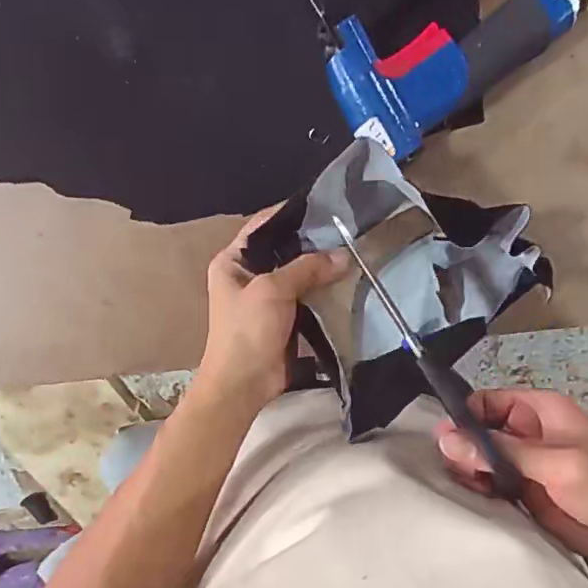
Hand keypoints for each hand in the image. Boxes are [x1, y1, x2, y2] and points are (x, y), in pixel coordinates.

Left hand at [195, 207, 351, 409]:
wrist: (243, 384)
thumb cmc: (247, 331)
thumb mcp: (272, 290)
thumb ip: (307, 268)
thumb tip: (343, 255)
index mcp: (232, 262)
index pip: (263, 227)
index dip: (291, 214)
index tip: (326, 204)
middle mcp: (247, 276)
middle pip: (284, 251)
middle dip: (314, 244)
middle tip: (349, 229)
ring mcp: (266, 300)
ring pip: (299, 276)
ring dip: (322, 270)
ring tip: (355, 251)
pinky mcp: (284, 321)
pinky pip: (307, 299)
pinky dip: (324, 293)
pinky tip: (348, 282)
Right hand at [435, 388, 587, 587]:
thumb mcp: (555, 463)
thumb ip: (501, 450)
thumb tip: (446, 438)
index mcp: (540, 410)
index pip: (485, 401)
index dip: (464, 417)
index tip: (450, 442)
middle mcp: (525, 431)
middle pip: (474, 428)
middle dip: (462, 447)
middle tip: (463, 470)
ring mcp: (519, 461)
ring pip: (474, 455)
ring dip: (466, 469)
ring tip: (472, 485)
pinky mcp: (515, 487)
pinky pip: (482, 480)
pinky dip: (474, 486)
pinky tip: (476, 495)